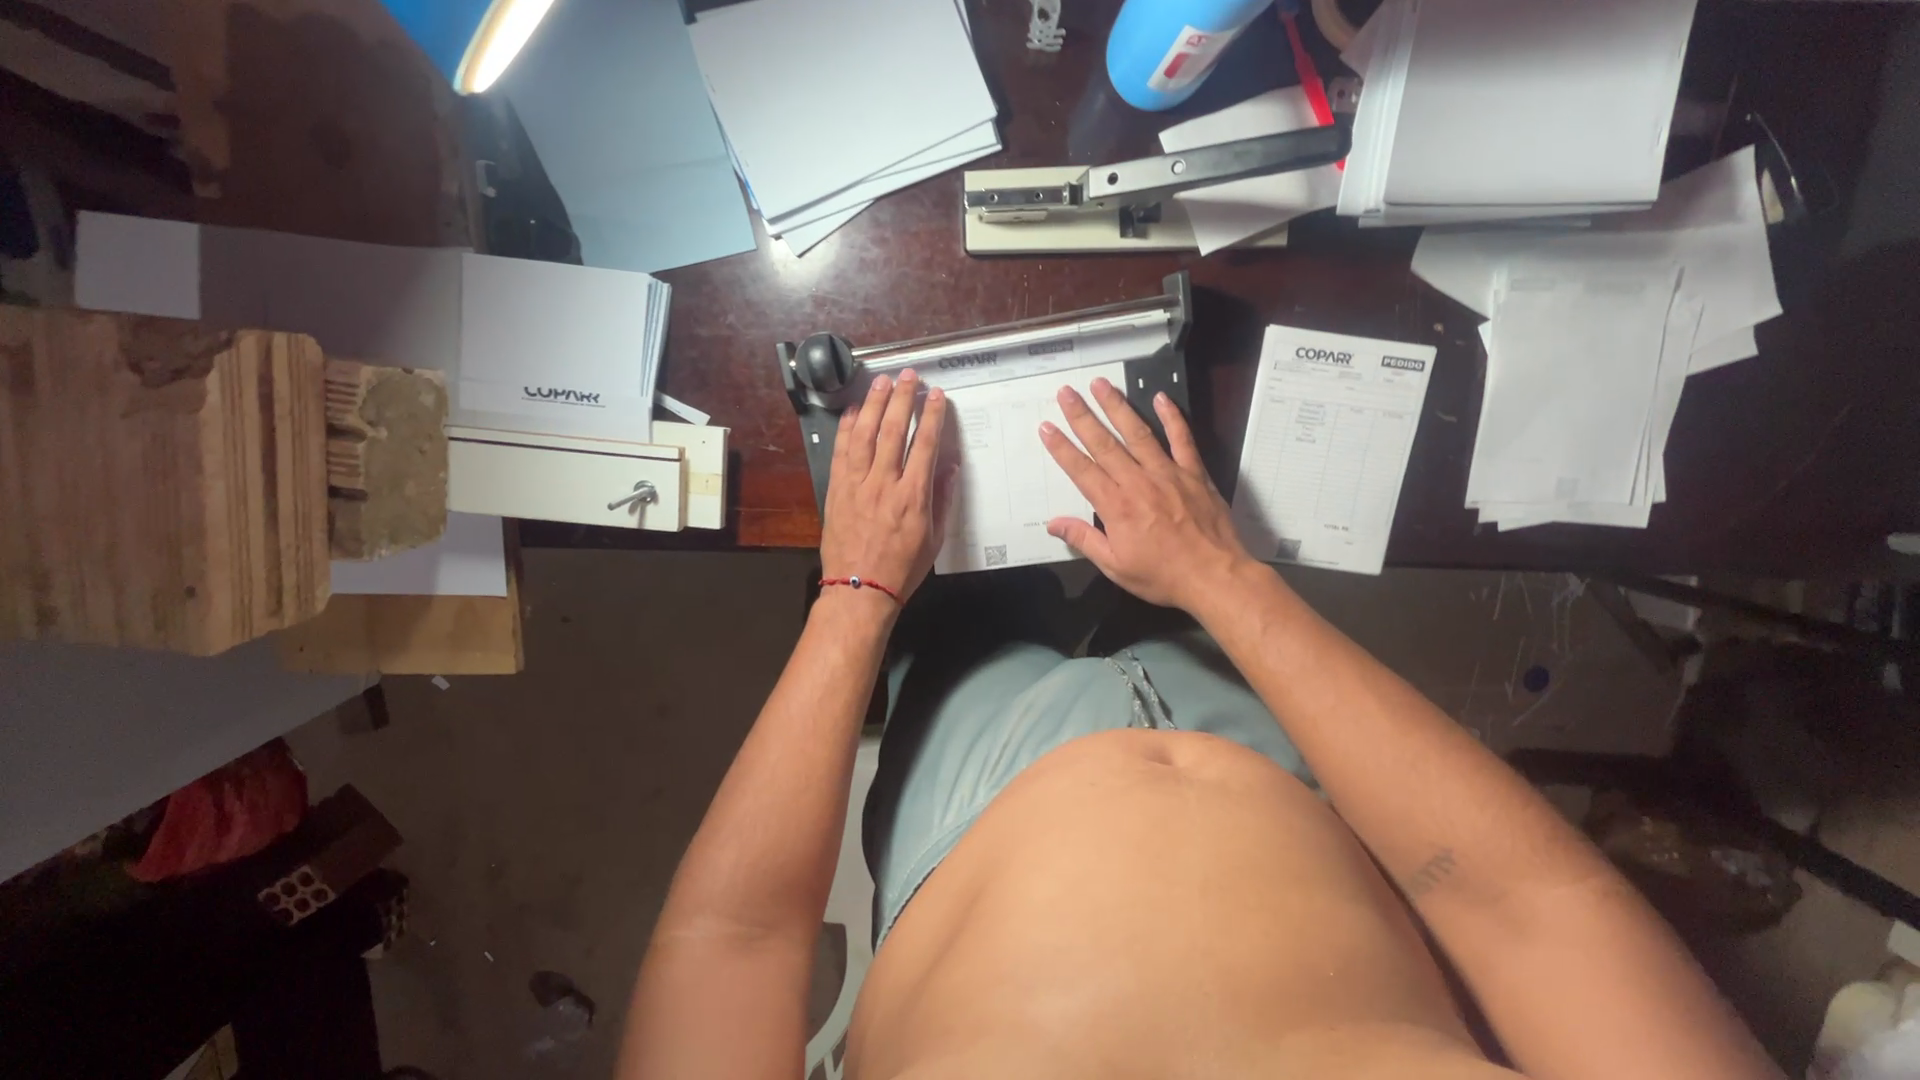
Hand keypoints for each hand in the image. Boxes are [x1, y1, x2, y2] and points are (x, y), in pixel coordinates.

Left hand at [820, 369, 953, 607]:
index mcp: (913, 496)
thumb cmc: (902, 568)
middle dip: (901, 399)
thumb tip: (949, 466)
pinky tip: (852, 412)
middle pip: (892, 430)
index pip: (924, 444)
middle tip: (908, 377)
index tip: (935, 396)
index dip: (931, 416)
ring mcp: (856, 484)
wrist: (859, 589)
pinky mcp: (837, 489)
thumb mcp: (934, 538)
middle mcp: (884, 484)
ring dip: (872, 404)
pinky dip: (846, 428)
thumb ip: (942, 499)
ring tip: (880, 382)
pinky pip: (841, 452)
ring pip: (864, 434)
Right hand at [1040, 379, 1256, 613]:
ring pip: (1138, 433)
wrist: (1215, 576)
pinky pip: (1181, 439)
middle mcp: (1138, 482)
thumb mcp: (1115, 566)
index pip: (1082, 470)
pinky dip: (1171, 417)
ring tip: (1101, 385)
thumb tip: (1054, 524)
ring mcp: (1168, 473)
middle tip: (1066, 393)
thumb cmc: (1163, 576)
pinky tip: (1160, 398)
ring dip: (1117, 407)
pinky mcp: (1193, 473)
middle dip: (1082, 416)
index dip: (1062, 448)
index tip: (1047, 427)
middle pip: (1105, 443)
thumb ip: (1084, 540)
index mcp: (1116, 506)